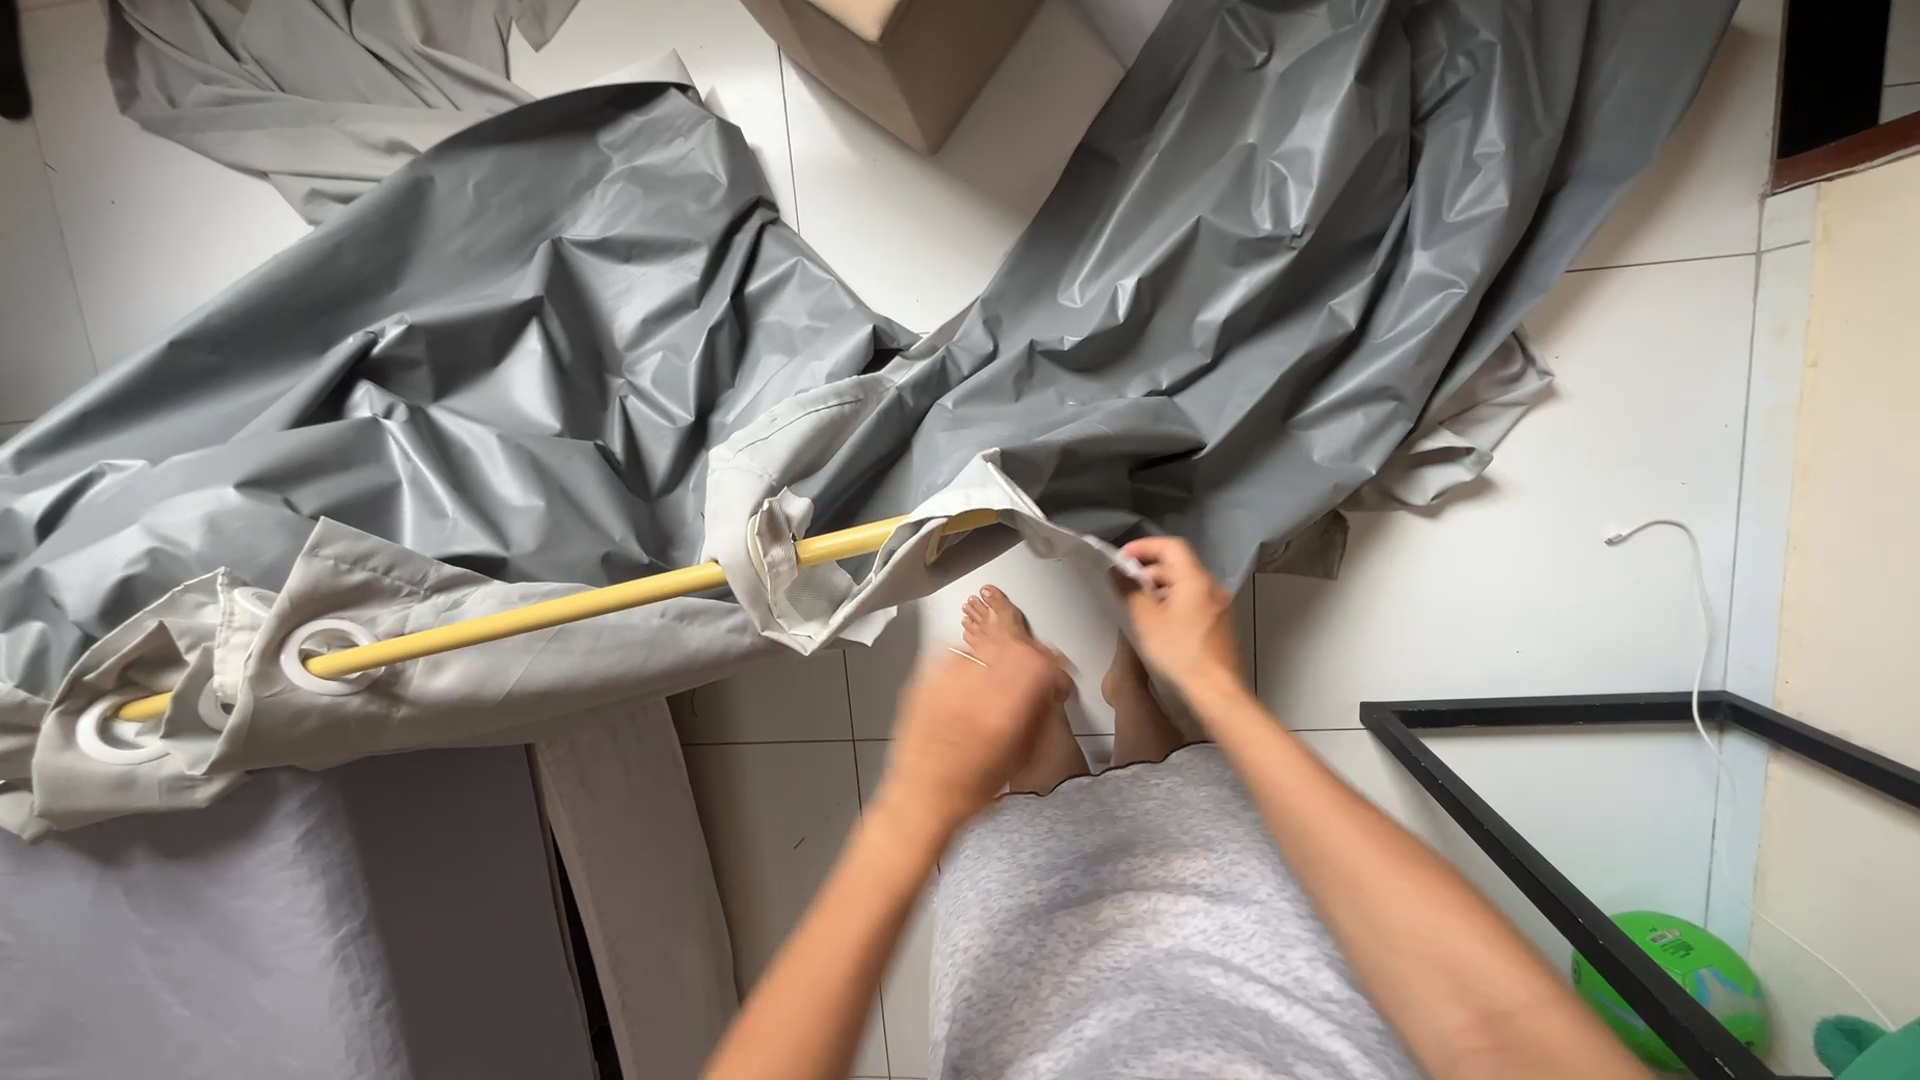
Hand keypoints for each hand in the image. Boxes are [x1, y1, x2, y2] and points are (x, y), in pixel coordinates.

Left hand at [873, 637, 1068, 834]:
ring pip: (985, 644)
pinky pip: (956, 652)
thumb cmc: (971, 788)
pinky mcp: (924, 680)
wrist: (921, 797)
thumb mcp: (1020, 756)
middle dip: (1030, 656)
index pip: (1040, 662)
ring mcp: (945, 682)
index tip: (1055, 676)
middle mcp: (974, 691)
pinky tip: (973, 677)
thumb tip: (1049, 688)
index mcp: (1003, 713)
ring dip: (1001, 655)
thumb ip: (1039, 715)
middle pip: (1014, 647)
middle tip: (1032, 671)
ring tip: (1001, 674)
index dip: (1055, 665)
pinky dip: (971, 658)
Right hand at [1115, 536, 1242, 693]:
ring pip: (1187, 585)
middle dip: (1149, 570)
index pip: (1171, 546)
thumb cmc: (1179, 652)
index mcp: (1197, 579)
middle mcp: (1213, 587)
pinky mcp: (1221, 624)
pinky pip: (1195, 601)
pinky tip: (1160, 623)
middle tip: (1126, 585)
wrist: (1216, 691)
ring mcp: (1220, 606)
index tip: (1122, 559)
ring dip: (1161, 588)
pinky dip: (1175, 602)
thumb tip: (1116, 571)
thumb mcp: (1146, 619)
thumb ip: (1129, 590)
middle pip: (1179, 565)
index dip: (1144, 546)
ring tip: (1139, 606)